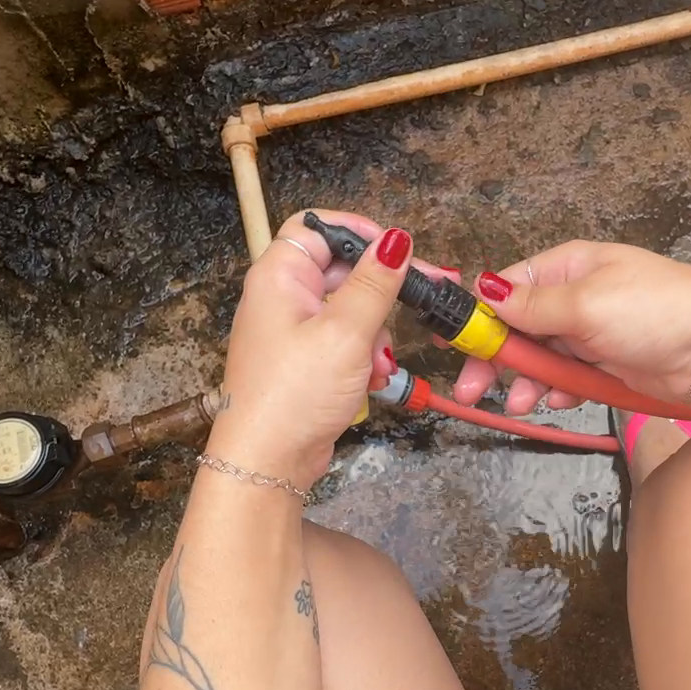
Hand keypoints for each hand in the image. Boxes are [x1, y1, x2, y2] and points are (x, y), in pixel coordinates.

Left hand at [205, 210, 440, 486]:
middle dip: (379, 295)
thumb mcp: (347, 332)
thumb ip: (375, 283)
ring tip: (379, 364)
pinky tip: (372, 379)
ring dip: (375, 334)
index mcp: (280, 276)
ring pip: (350, 311)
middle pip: (341, 271)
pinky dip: (364, 357)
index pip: (317, 227)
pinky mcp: (306, 362)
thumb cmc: (297, 392)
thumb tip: (397, 239)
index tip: (397, 251)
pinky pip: (345, 343)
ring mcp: (294, 332)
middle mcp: (283, 297)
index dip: (358, 231)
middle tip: (422, 301)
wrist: (268, 462)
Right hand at [450, 240, 690, 412]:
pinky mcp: (605, 364)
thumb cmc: (651, 311)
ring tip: (523, 403)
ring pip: (540, 358)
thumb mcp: (585, 303)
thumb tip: (484, 290)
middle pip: (518, 328)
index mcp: (567, 268)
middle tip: (472, 391)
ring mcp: (589, 333)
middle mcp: (573, 298)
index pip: (507, 288)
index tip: (451, 344)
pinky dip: (556, 390)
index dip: (478, 317)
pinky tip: (557, 400)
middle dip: (495, 359)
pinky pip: (566, 377)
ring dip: (526, 381)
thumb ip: (532, 305)